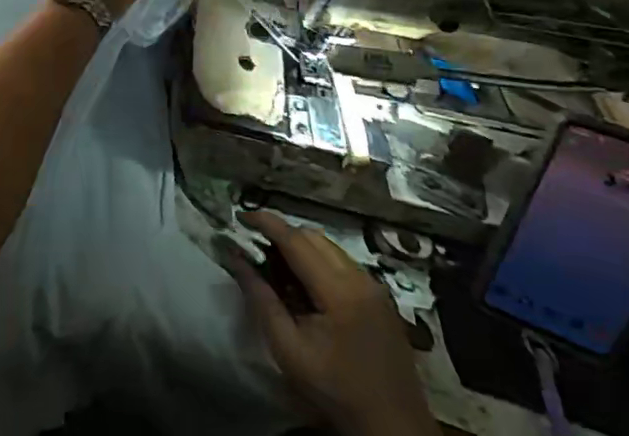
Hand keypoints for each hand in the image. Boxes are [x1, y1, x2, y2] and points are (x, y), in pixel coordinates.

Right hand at [226, 211, 439, 435]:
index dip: (267, 223)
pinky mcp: (380, 295)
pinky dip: (319, 261)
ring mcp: (374, 284)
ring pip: (330, 246)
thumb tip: (237, 259)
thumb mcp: (289, 350)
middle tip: (255, 247)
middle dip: (283, 234)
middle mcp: (360, 276)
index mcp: (339, 289)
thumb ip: (261, 300)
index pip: (296, 240)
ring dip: (301, 247)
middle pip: (314, 237)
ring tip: (277, 266)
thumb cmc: (335, 390)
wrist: (392, 424)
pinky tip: (306, 285)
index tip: (241, 215)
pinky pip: (343, 262)